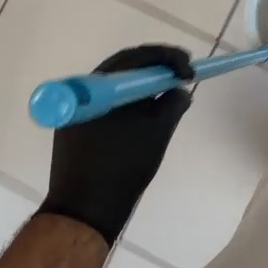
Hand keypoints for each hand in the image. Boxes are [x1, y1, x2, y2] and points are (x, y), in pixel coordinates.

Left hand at [38, 45, 194, 243]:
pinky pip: (109, 105)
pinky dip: (132, 104)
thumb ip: (173, 104)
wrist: (85, 210)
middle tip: (183, 74)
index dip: (167, 57)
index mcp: (96, 87)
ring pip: (116, 88)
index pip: (135, 57)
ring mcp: (78, 113)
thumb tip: (180, 91)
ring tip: (170, 93)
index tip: (190, 68)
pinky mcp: (78, 130)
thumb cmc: (122, 167)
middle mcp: (82, 94)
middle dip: (156, 68)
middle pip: (123, 68)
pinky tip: (148, 114)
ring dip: (144, 86)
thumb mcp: (157, 132)